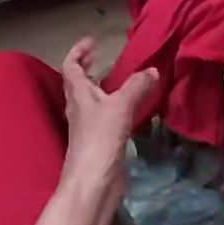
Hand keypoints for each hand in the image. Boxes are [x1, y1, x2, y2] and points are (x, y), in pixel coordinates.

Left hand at [58, 37, 155, 199]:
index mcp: (78, 94)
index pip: (71, 66)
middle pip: (77, 82)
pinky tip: (128, 107)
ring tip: (118, 77)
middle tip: (100, 55)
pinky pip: (103, 114)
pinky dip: (112, 104)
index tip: (92, 41)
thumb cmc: (100, 139)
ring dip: (99, 85)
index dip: (78, 51)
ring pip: (90, 99)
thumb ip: (136, 86)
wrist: (92, 183)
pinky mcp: (98, 140)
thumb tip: (152, 70)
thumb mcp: (120, 106)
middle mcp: (79, 107)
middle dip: (86, 66)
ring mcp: (87, 125)